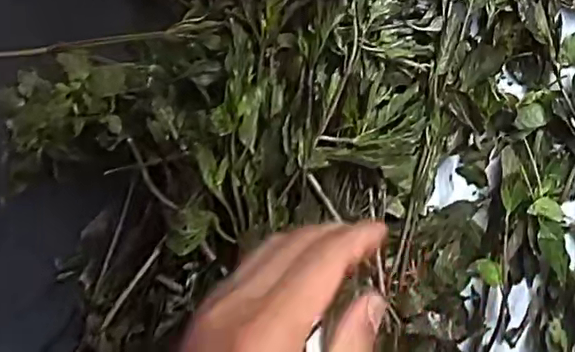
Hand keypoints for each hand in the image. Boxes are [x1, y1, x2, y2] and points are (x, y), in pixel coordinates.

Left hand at [181, 222, 387, 351]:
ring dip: (306, 245)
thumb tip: (369, 306)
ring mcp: (208, 321)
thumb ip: (349, 350)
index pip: (324, 255)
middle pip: (296, 242)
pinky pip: (245, 272)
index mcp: (265, 329)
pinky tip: (293, 282)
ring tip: (334, 257)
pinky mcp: (195, 334)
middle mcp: (233, 312)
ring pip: (268, 249)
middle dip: (335, 235)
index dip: (359, 238)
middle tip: (363, 243)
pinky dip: (278, 262)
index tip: (379, 234)